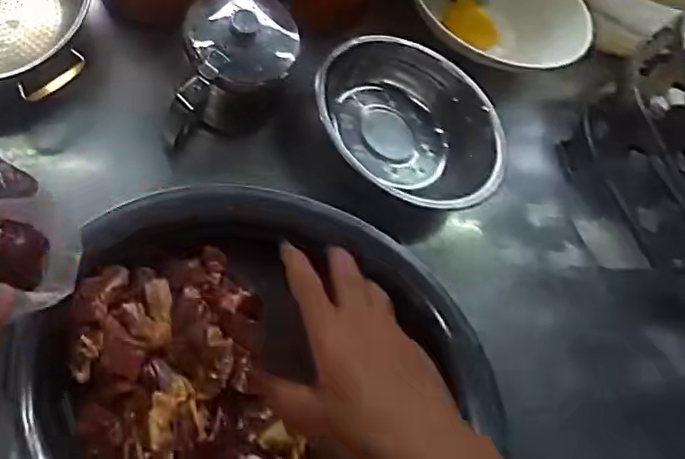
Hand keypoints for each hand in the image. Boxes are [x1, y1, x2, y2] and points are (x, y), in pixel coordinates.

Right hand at [259, 244, 499, 458]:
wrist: (427, 439)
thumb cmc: (363, 422)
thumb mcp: (314, 416)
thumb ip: (283, 395)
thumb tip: (257, 376)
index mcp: (328, 327)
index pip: (306, 282)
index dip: (294, 260)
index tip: (286, 244)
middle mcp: (358, 316)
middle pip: (346, 272)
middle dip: (336, 256)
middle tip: (329, 250)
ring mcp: (390, 327)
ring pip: (374, 287)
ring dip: (362, 279)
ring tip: (356, 280)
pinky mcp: (414, 343)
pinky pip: (393, 315)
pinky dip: (382, 311)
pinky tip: (383, 326)